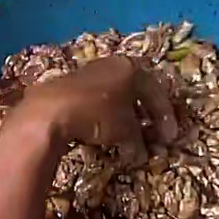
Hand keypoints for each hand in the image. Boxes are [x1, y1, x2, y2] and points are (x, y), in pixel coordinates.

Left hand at [10, 55, 178, 163]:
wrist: (48, 111)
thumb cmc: (97, 114)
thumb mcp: (124, 130)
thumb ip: (137, 140)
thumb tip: (140, 154)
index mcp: (130, 68)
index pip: (156, 91)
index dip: (165, 116)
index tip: (170, 138)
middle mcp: (110, 65)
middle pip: (135, 91)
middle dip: (145, 116)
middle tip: (151, 135)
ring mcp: (88, 73)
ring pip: (114, 96)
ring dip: (124, 117)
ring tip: (127, 137)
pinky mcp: (68, 86)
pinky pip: (95, 101)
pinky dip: (104, 117)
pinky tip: (102, 132)